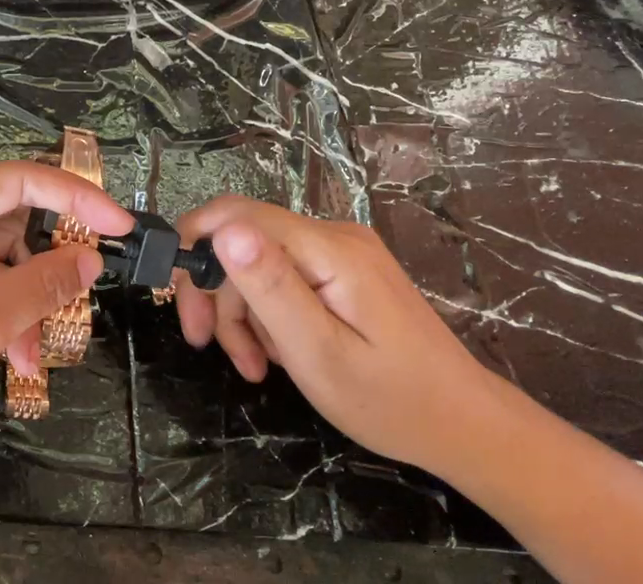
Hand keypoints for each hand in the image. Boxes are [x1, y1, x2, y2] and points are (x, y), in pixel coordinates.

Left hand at [0, 161, 132, 438]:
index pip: (15, 180)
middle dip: (43, 268)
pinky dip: (0, 314)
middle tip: (79, 300)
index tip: (118, 224)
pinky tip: (14, 357)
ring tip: (33, 355)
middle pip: (8, 223)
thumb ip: (41, 285)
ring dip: (24, 303)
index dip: (73, 197)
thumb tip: (90, 261)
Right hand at [173, 196, 498, 468]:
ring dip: (241, 313)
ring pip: (257, 263)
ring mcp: (340, 253)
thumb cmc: (390, 400)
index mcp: (329, 250)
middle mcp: (333, 236)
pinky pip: (282, 278)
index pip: (235, 213)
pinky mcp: (342, 272)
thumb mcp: (318, 352)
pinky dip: (267, 315)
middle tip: (203, 344)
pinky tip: (273, 354)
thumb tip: (223, 229)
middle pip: (242, 240)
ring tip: (251, 366)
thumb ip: (270, 287)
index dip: (194, 246)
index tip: (177, 297)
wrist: (465, 428)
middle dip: (215, 292)